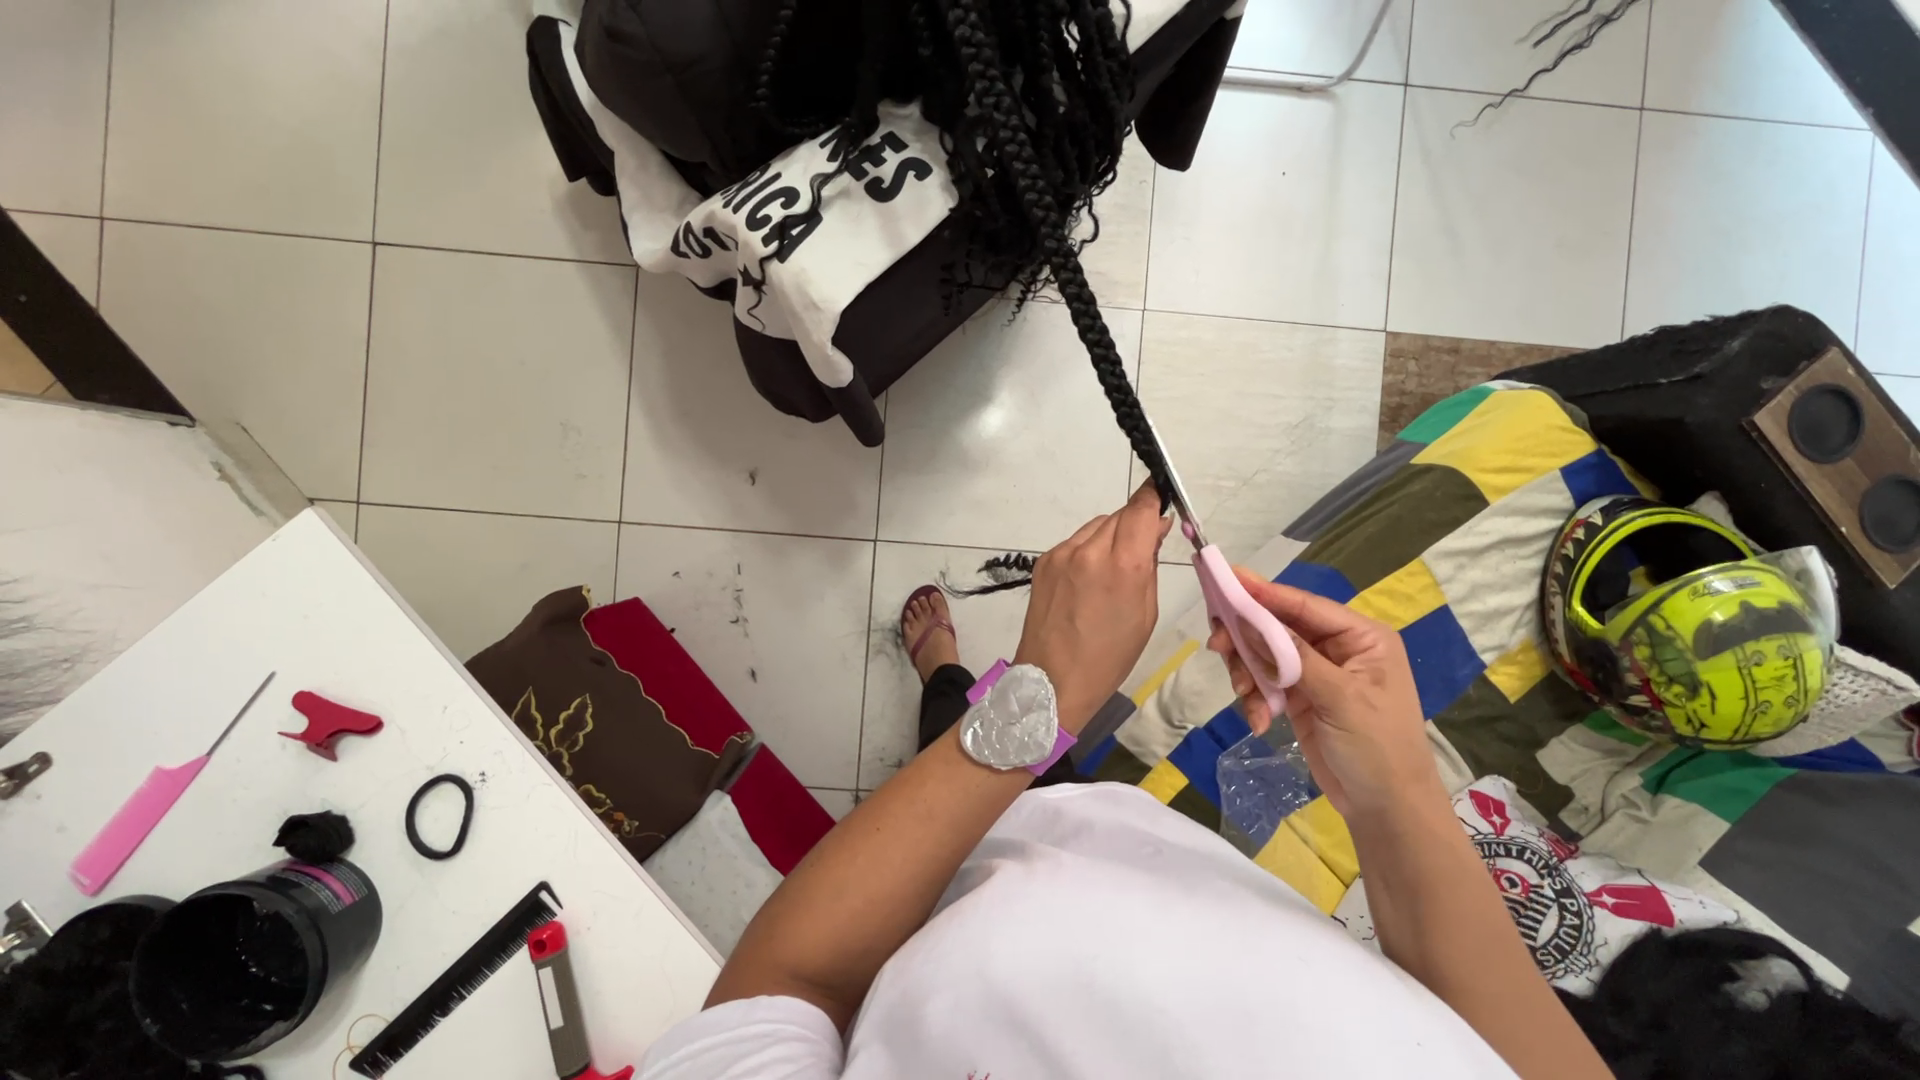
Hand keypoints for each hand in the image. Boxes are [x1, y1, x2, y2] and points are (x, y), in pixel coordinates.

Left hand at [1013, 483, 1172, 734]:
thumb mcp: (1146, 612)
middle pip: (1119, 516)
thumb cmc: (1110, 657)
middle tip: (1142, 548)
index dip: (1154, 498)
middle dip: (1134, 524)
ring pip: (1095, 526)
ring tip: (1112, 571)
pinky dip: (1087, 551)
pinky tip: (1088, 580)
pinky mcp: (1043, 562)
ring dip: (1110, 536)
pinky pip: (1074, 543)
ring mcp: (1061, 554)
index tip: (1163, 494)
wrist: (1052, 680)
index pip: (1141, 509)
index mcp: (1123, 565)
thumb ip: (1149, 564)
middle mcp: (1089, 550)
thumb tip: (1154, 529)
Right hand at [1207, 569, 1444, 821]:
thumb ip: (1293, 655)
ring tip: (1244, 696)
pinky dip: (1255, 698)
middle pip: (1277, 626)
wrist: (1386, 808)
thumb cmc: (1377, 747)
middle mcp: (1338, 648)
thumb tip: (1250, 618)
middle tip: (1217, 646)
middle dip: (1247, 638)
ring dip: (1248, 673)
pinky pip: (1264, 683)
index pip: (1304, 605)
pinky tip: (1258, 720)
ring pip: (1264, 654)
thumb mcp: (1339, 697)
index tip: (1226, 581)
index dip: (1263, 593)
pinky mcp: (1299, 697)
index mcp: (1361, 637)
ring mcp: (1316, 673)